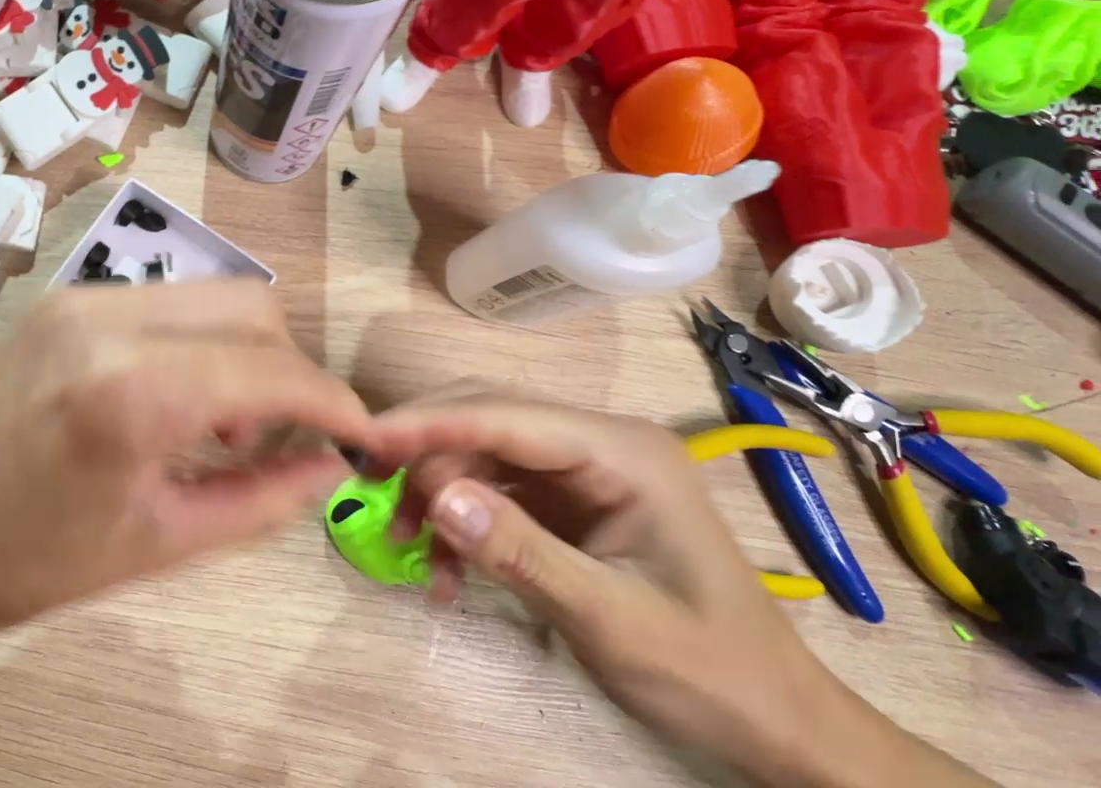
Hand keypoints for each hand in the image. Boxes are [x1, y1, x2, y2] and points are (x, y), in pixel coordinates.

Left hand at [0, 282, 369, 642]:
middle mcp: (106, 323)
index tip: (362, 436)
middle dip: (291, 369)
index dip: (332, 402)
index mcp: (132, 393)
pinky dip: (197, 341)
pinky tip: (179, 398)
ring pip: (210, 296)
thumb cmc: (35, 565)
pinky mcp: (59, 303)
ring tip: (226, 426)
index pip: (272, 369)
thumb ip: (264, 500)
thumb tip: (333, 466)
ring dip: (245, 351)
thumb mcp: (163, 544)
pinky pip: (163, 304)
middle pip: (251, 308)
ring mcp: (77, 302)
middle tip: (286, 437)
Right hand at [350, 395, 857, 778]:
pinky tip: (446, 571)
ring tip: (408, 549)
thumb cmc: (708, 668)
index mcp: (623, 453)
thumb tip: (437, 497)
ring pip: (481, 452)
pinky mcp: (568, 501)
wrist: (771, 718)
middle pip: (485, 419)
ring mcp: (583, 471)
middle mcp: (599, 444)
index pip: (505, 416)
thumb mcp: (611, 619)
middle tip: (371, 493)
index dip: (429, 424)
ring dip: (436, 493)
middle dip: (424, 454)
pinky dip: (460, 522)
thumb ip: (523, 554)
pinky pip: (493, 490)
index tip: (363, 441)